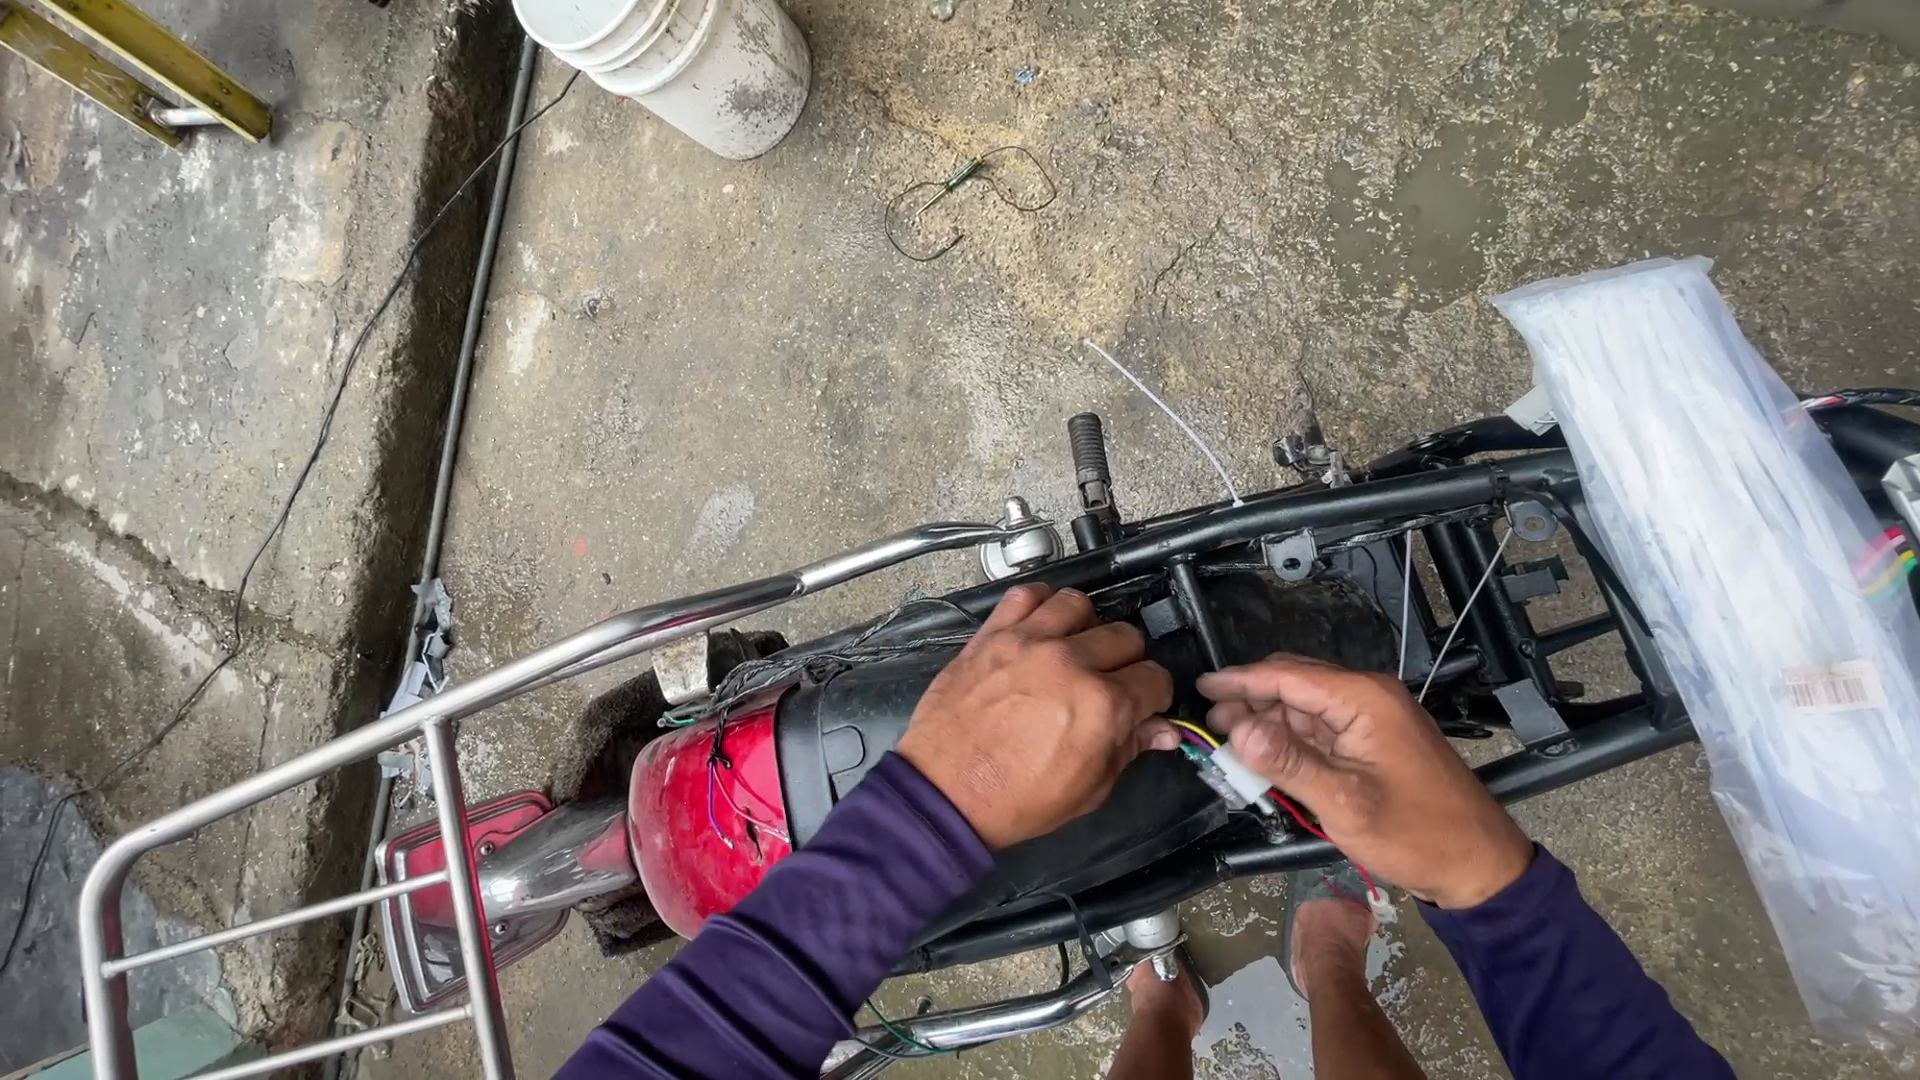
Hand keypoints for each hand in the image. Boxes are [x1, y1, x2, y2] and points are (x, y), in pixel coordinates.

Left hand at [896, 585, 1177, 848]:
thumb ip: (1129, 749)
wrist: (946, 791)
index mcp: (1102, 705)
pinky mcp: (992, 634)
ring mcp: (1028, 641)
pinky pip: (1025, 594)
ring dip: (1085, 625)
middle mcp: (1070, 662)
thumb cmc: (1018, 799)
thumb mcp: (1088, 789)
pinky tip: (1040, 624)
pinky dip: (1039, 602)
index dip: (1154, 694)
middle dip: (1126, 661)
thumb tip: (1164, 730)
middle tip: (1108, 680)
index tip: (1142, 702)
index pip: (1155, 678)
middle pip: (1125, 636)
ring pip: (1079, 604)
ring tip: (1074, 647)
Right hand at [1199, 656, 1532, 907]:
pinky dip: (1286, 739)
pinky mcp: (1370, 740)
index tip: (1202, 687)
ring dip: (1265, 721)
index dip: (1239, 680)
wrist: (1481, 870)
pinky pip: (1316, 728)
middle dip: (1248, 700)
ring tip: (1231, 744)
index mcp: (1363, 699)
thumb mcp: (1345, 802)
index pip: (1287, 676)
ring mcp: (1370, 718)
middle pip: (1292, 684)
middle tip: (1211, 724)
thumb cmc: (1418, 835)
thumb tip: (1237, 730)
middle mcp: (1366, 697)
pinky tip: (1264, 756)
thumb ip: (1287, 762)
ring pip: (1300, 706)